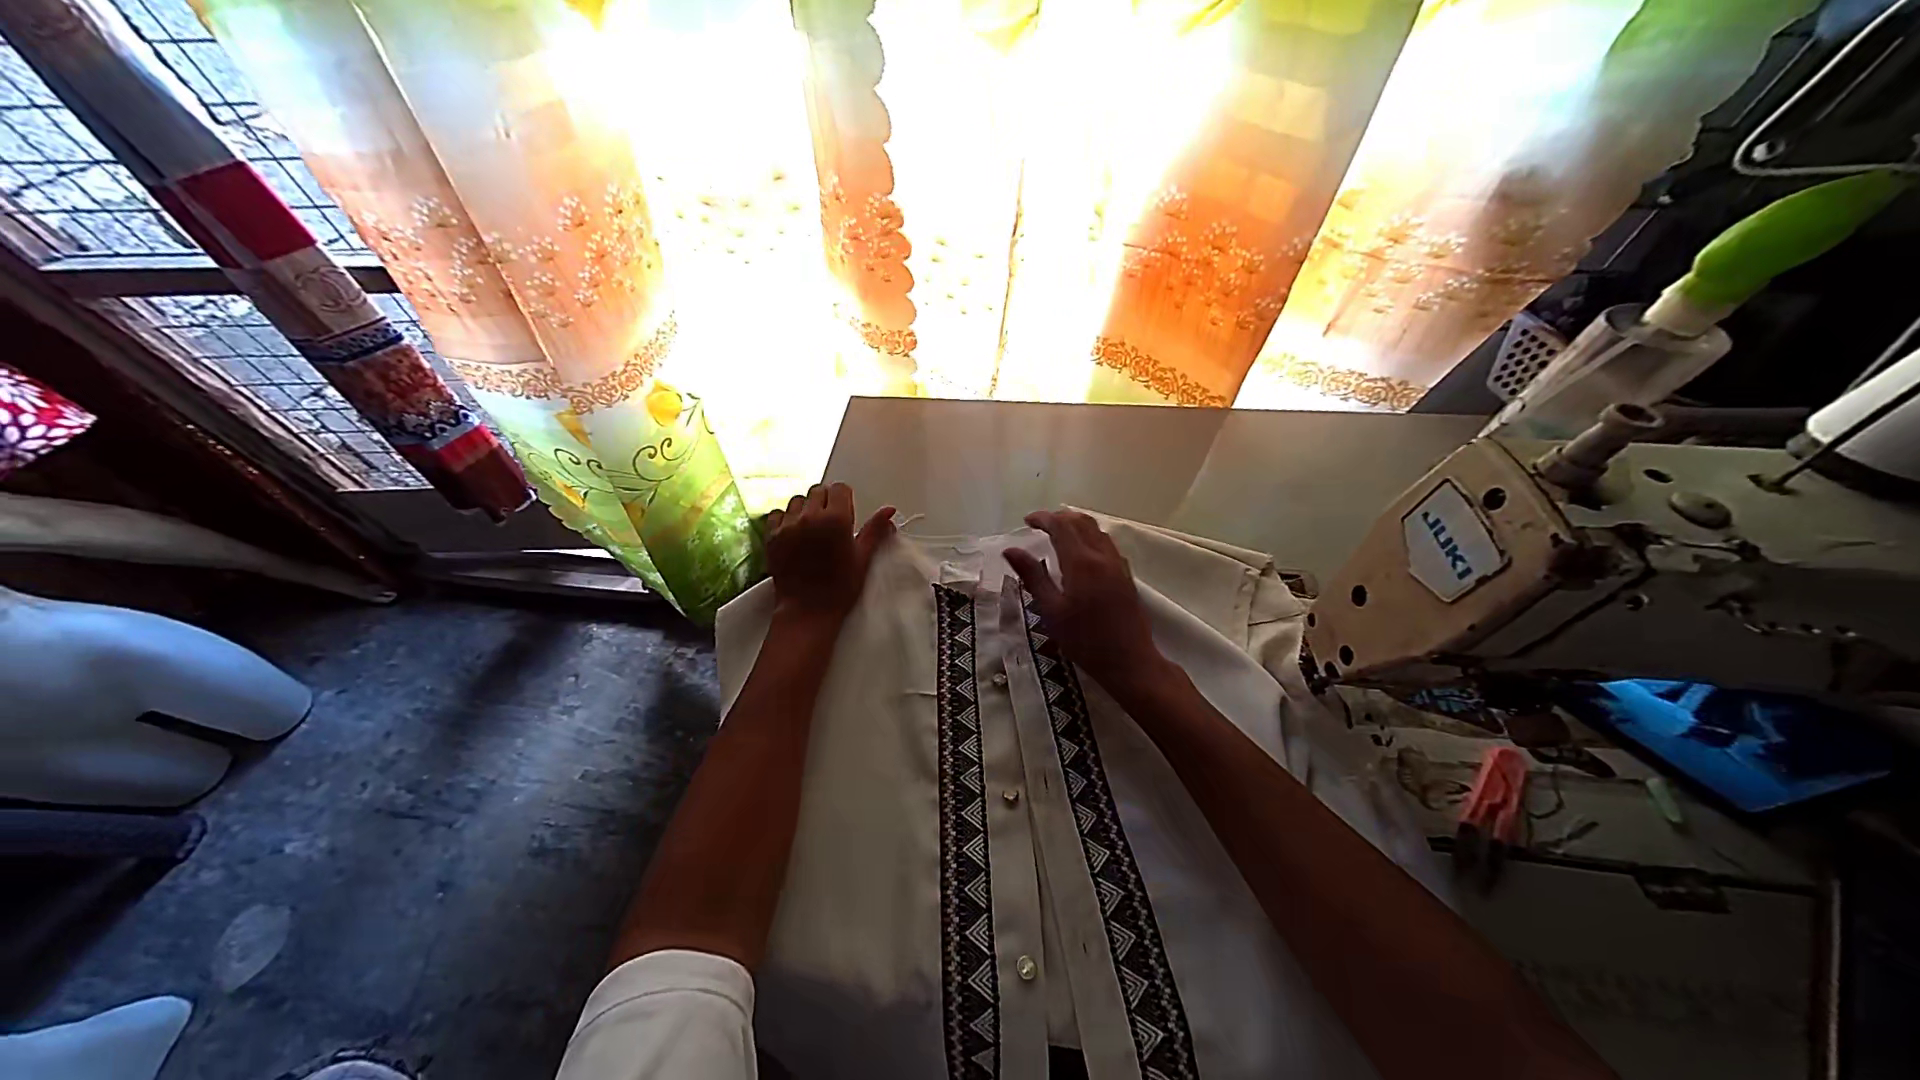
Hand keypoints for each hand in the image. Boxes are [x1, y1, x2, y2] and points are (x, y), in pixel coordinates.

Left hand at [764, 483, 895, 622]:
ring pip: (797, 501)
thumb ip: (875, 530)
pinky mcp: (771, 536)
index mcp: (836, 519)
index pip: (839, 489)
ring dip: (806, 509)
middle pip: (818, 491)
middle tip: (830, 523)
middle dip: (826, 502)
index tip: (845, 514)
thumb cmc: (840, 587)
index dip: (844, 500)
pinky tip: (794, 534)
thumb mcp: (862, 557)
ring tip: (811, 528)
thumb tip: (889, 510)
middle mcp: (810, 517)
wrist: (807, 610)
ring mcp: (788, 525)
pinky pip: (777, 514)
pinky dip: (786, 519)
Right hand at [1004, 510, 1166, 692]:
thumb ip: (1033, 577)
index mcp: (1082, 563)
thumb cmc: (1085, 641)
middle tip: (1040, 525)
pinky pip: (1107, 544)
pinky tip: (1081, 554)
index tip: (1027, 521)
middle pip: (1082, 522)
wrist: (1130, 662)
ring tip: (1058, 535)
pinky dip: (1090, 537)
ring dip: (1076, 525)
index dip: (1043, 518)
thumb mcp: (1052, 611)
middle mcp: (1102, 557)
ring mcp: (1118, 565)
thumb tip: (1011, 550)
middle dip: (1060, 517)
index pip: (1061, 526)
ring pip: (1097, 531)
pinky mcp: (1126, 576)